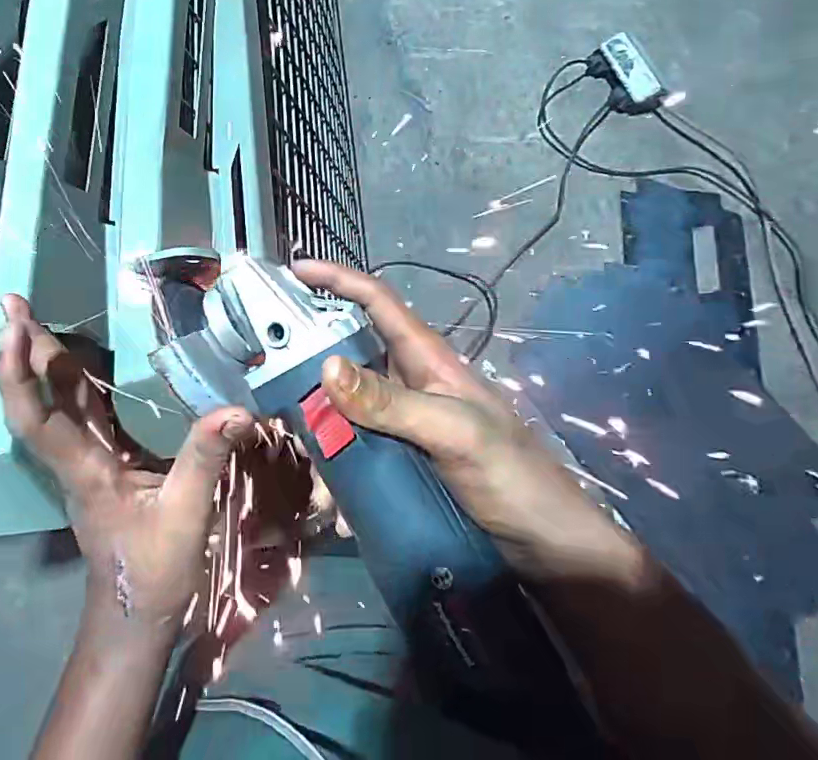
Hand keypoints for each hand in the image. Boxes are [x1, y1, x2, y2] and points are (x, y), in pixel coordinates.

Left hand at [0, 294, 252, 633]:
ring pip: (57, 404)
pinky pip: (80, 414)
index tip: (13, 330)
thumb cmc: (154, 571)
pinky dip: (70, 382)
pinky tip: (75, 364)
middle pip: (40, 401)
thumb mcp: (186, 515)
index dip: (20, 375)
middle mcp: (76, 460)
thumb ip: (206, 459)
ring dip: (41, 362)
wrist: (135, 616)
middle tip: (13, 303)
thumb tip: (236, 409)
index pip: (40, 419)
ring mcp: (85, 463)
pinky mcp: (101, 465)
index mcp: (86, 470)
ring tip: (31, 320)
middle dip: (23, 351)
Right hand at [291, 260, 653, 585]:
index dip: (339, 280)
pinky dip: (338, 457)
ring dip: (320, 413)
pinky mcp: (405, 460)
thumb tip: (326, 365)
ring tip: (287, 431)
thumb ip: (392, 402)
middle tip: (267, 364)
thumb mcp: (453, 433)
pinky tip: (324, 486)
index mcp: (429, 359)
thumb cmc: (512, 477)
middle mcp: (413, 382)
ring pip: (349, 402)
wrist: (550, 548)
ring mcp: (408, 423)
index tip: (296, 270)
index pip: (379, 302)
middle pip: (353, 350)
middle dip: (312, 351)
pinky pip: (358, 446)